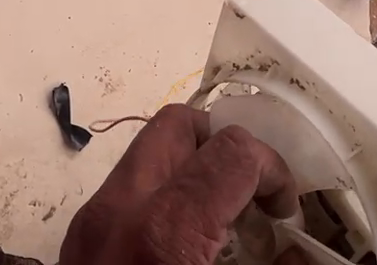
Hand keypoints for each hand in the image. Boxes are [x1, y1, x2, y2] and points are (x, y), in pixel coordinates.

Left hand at [60, 105, 297, 264]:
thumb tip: (299, 255)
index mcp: (166, 230)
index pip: (231, 151)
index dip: (271, 169)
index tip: (283, 205)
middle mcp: (120, 211)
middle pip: (176, 124)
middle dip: (221, 143)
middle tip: (247, 191)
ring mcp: (90, 222)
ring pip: (146, 152)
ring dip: (189, 167)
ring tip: (216, 215)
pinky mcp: (77, 237)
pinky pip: (126, 188)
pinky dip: (160, 194)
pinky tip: (179, 240)